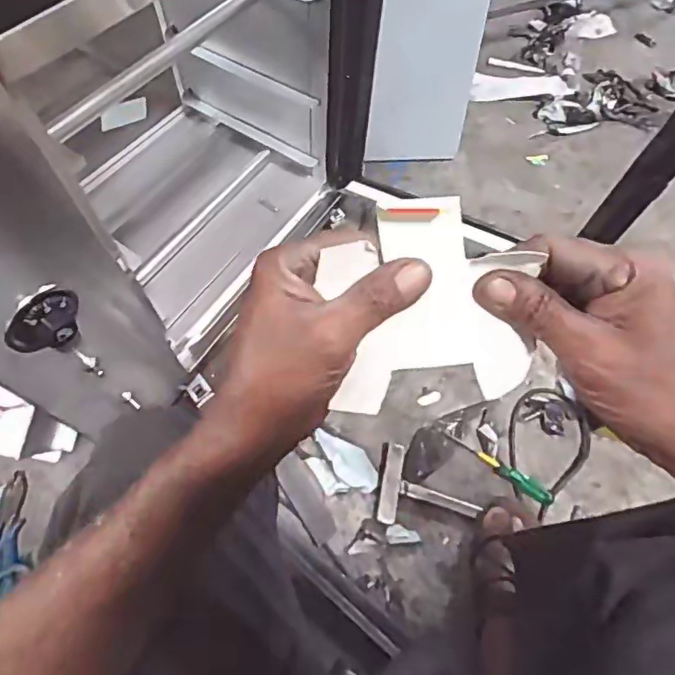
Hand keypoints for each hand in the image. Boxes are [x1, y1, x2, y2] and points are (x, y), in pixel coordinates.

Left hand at [209, 232, 429, 460]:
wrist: (254, 432)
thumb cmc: (273, 382)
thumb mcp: (333, 332)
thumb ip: (375, 298)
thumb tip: (414, 270)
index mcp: (284, 267)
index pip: (345, 242)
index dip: (382, 251)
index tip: (417, 261)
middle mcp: (290, 282)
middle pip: (351, 268)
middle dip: (385, 280)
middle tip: (420, 286)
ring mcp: (302, 310)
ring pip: (353, 296)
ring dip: (380, 305)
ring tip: (412, 310)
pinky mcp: (313, 335)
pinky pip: (350, 320)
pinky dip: (370, 326)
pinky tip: (393, 336)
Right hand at [472, 235, 674, 480]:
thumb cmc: (655, 399)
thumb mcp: (587, 352)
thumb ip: (536, 312)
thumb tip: (488, 282)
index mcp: (627, 267)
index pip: (553, 249)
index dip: (512, 267)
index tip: (477, 292)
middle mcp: (627, 272)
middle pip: (556, 269)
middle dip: (522, 294)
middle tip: (488, 321)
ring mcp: (626, 298)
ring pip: (561, 293)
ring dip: (535, 315)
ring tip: (509, 338)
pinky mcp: (621, 323)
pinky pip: (575, 314)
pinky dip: (552, 329)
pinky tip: (535, 347)